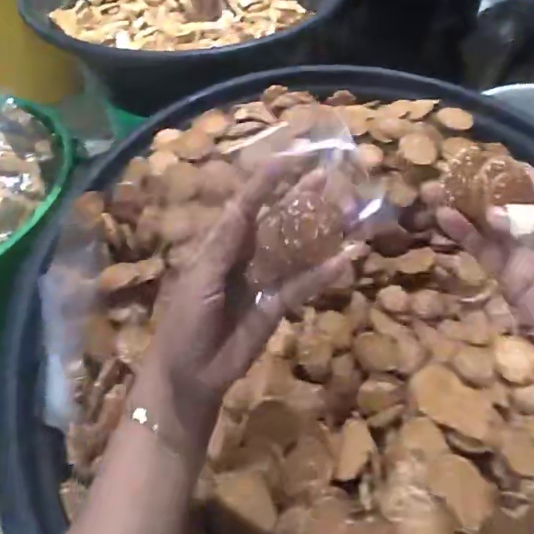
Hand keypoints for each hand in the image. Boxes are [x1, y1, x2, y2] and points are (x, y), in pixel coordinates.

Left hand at [133, 164, 366, 453]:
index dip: (267, 181)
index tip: (289, 158)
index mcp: (223, 242)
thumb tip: (242, 207)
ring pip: (295, 249)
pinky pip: (302, 285)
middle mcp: (247, 253)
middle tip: (328, 176)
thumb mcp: (202, 278)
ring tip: (347, 212)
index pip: (248, 204)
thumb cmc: (186, 320)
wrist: (189, 374)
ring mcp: (264, 278)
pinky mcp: (276, 305)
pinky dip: (323, 274)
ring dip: (319, 232)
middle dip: (301, 198)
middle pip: (278, 220)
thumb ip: (225, 244)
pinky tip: (346, 260)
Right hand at [435, 166, 533, 393]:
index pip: (528, 180)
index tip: (467, 157)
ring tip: (431, 193)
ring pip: (485, 224)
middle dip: (470, 187)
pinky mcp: (510, 278)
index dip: (499, 168)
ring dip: (459, 208)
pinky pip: (483, 251)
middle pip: (500, 200)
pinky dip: (464, 234)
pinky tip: (444, 219)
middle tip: (439, 176)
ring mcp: (523, 252)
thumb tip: (490, 213)